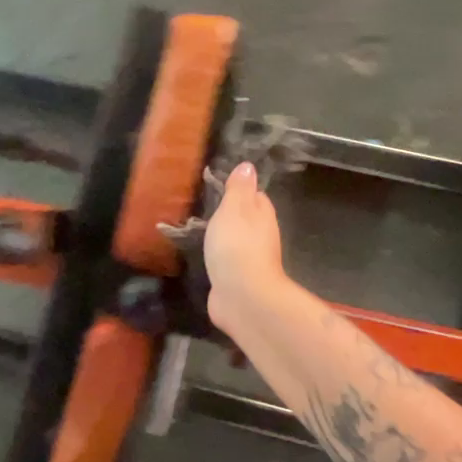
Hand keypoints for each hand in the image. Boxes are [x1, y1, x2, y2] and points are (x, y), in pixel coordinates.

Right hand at [203, 161, 286, 333]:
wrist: (242, 296)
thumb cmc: (237, 245)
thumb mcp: (234, 209)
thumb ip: (238, 188)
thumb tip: (249, 165)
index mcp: (263, 215)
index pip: (256, 196)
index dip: (241, 190)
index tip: (220, 186)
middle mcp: (261, 236)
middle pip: (247, 220)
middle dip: (230, 214)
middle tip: (203, 208)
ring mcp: (250, 260)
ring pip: (236, 242)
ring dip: (222, 237)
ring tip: (198, 231)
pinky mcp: (238, 280)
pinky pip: (227, 262)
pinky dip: (218, 258)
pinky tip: (204, 256)